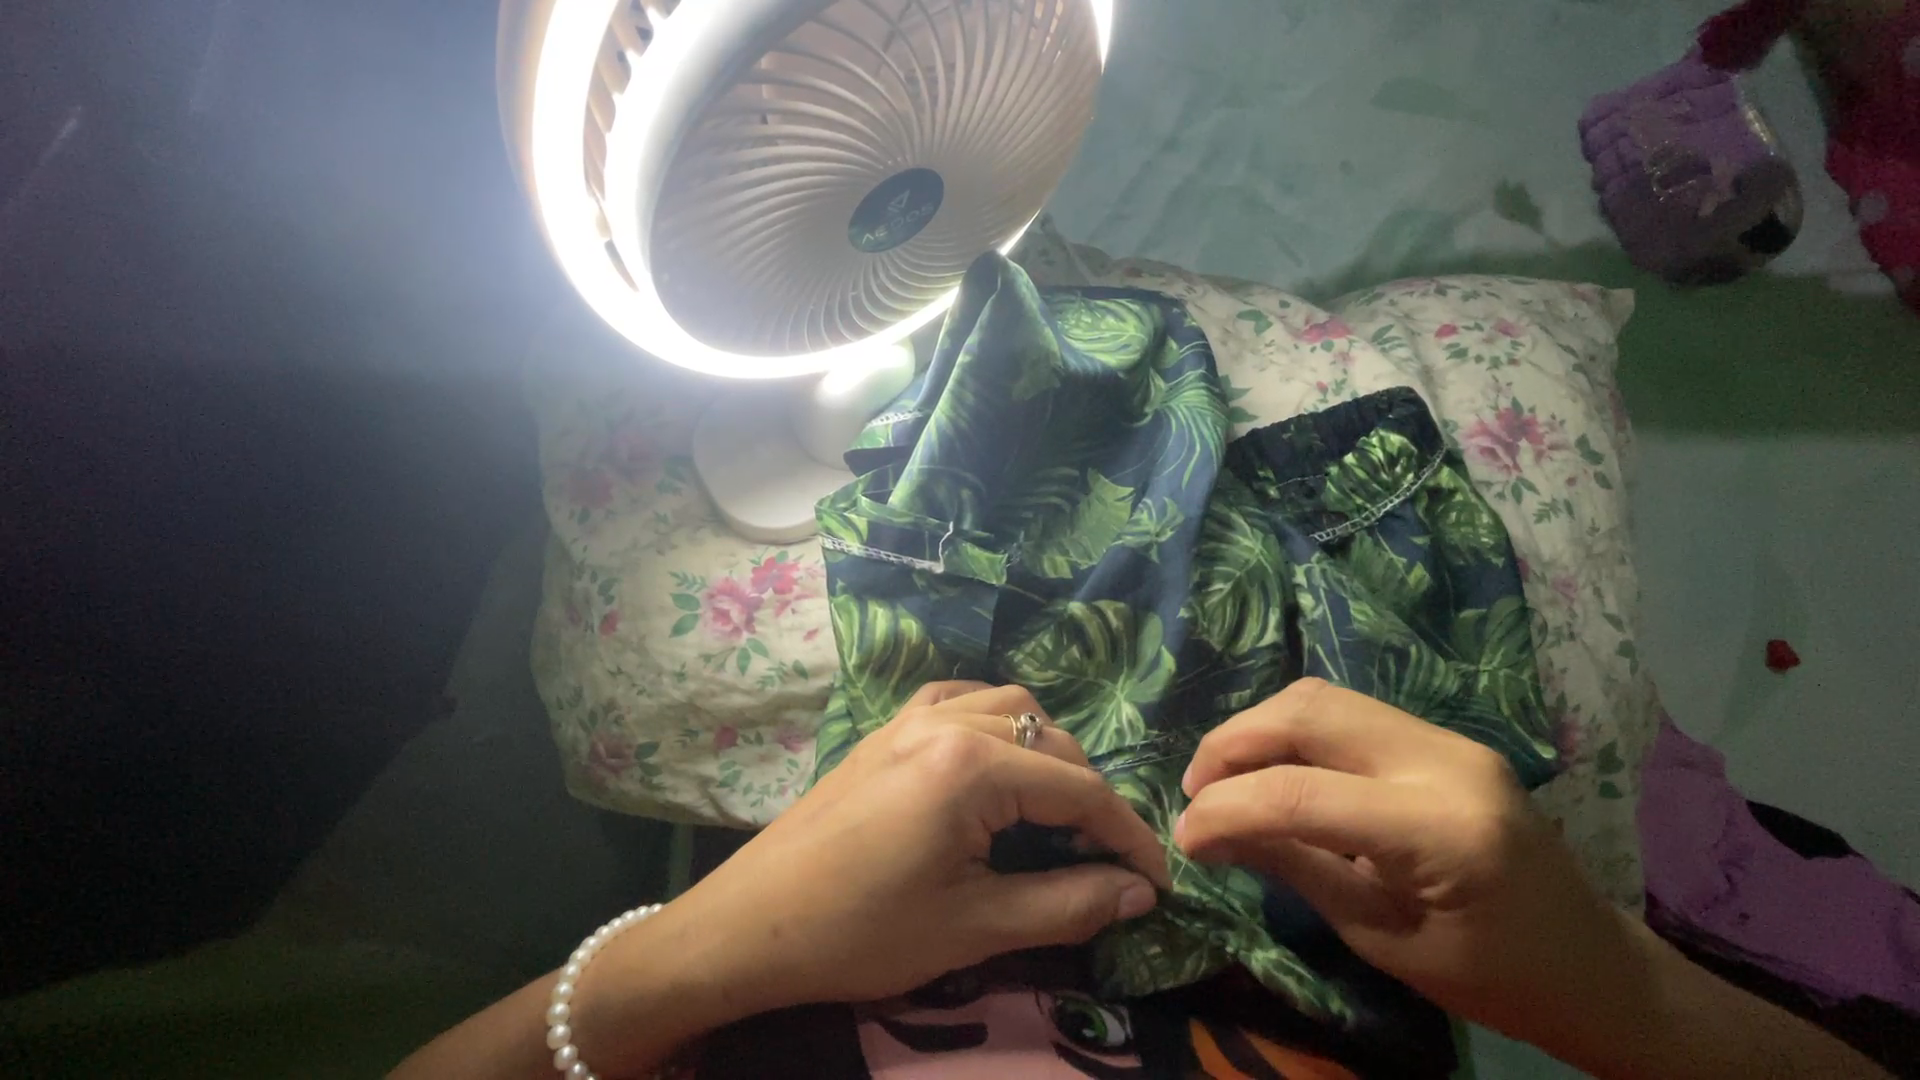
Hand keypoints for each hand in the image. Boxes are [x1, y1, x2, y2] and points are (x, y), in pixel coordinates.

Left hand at [663, 682, 1170, 1013]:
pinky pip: (959, 699)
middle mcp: (947, 720)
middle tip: (1102, 858)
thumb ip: (1066, 903)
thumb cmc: (862, 932)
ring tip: (1054, 811)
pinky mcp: (887, 727)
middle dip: (1090, 797)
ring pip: (1011, 708)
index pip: (1080, 790)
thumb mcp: (974, 927)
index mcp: (971, 765)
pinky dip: (994, 723)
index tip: (1158, 881)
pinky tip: (993, 760)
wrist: (751, 925)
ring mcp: (912, 715)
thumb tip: (1139, 892)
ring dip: (1047, 753)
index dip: (1128, 837)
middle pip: (1052, 742)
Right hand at [1172, 678, 1635, 1043]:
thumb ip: (1292, 866)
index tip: (1183, 836)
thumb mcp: (1378, 939)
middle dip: (1230, 744)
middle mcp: (1445, 762)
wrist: (1599, 969)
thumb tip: (1205, 832)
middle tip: (1194, 791)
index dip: (1225, 808)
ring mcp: (1448, 739)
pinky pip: (1345, 710)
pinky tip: (1270, 766)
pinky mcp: (1441, 736)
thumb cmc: (1492, 978)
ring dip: (1255, 728)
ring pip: (1320, 697)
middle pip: (1307, 713)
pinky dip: (1289, 730)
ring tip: (1223, 777)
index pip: (1301, 794)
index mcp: (1443, 832)